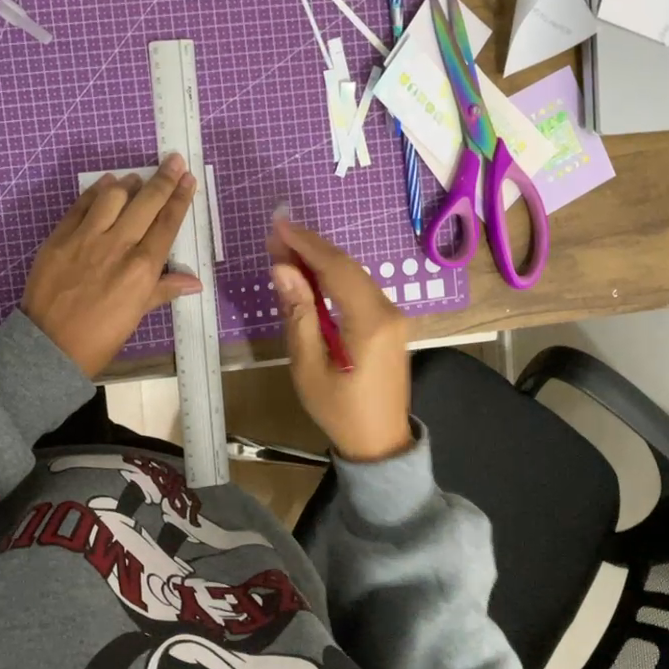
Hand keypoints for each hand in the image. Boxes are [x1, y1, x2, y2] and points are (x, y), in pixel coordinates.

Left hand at [22, 156, 201, 376]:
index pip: (167, 224)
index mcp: (141, 268)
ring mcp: (86, 238)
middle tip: (173, 160)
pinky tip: (106, 185)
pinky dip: (96, 191)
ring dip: (129, 184)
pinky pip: (81, 205)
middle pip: (146, 202)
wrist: (48, 347)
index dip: (180, 198)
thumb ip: (162, 290)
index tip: (188, 178)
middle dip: (163, 179)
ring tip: (136, 179)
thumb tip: (194, 281)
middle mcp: (117, 246)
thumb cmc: (99, 338)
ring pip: (113, 196)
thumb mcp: (136, 317)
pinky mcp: (59, 237)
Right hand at [268, 218, 413, 461]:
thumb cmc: (340, 411)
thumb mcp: (309, 366)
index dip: (306, 244)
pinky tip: (310, 275)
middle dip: (310, 248)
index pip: (336, 268)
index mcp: (370, 321)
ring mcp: (392, 316)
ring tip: (285, 250)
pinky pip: (359, 290)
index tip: (278, 225)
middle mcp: (388, 311)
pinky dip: (333, 277)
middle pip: (347, 266)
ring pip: (354, 275)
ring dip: (320, 260)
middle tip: (276, 235)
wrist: (379, 443)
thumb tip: (283, 269)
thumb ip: (298, 314)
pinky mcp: (388, 324)